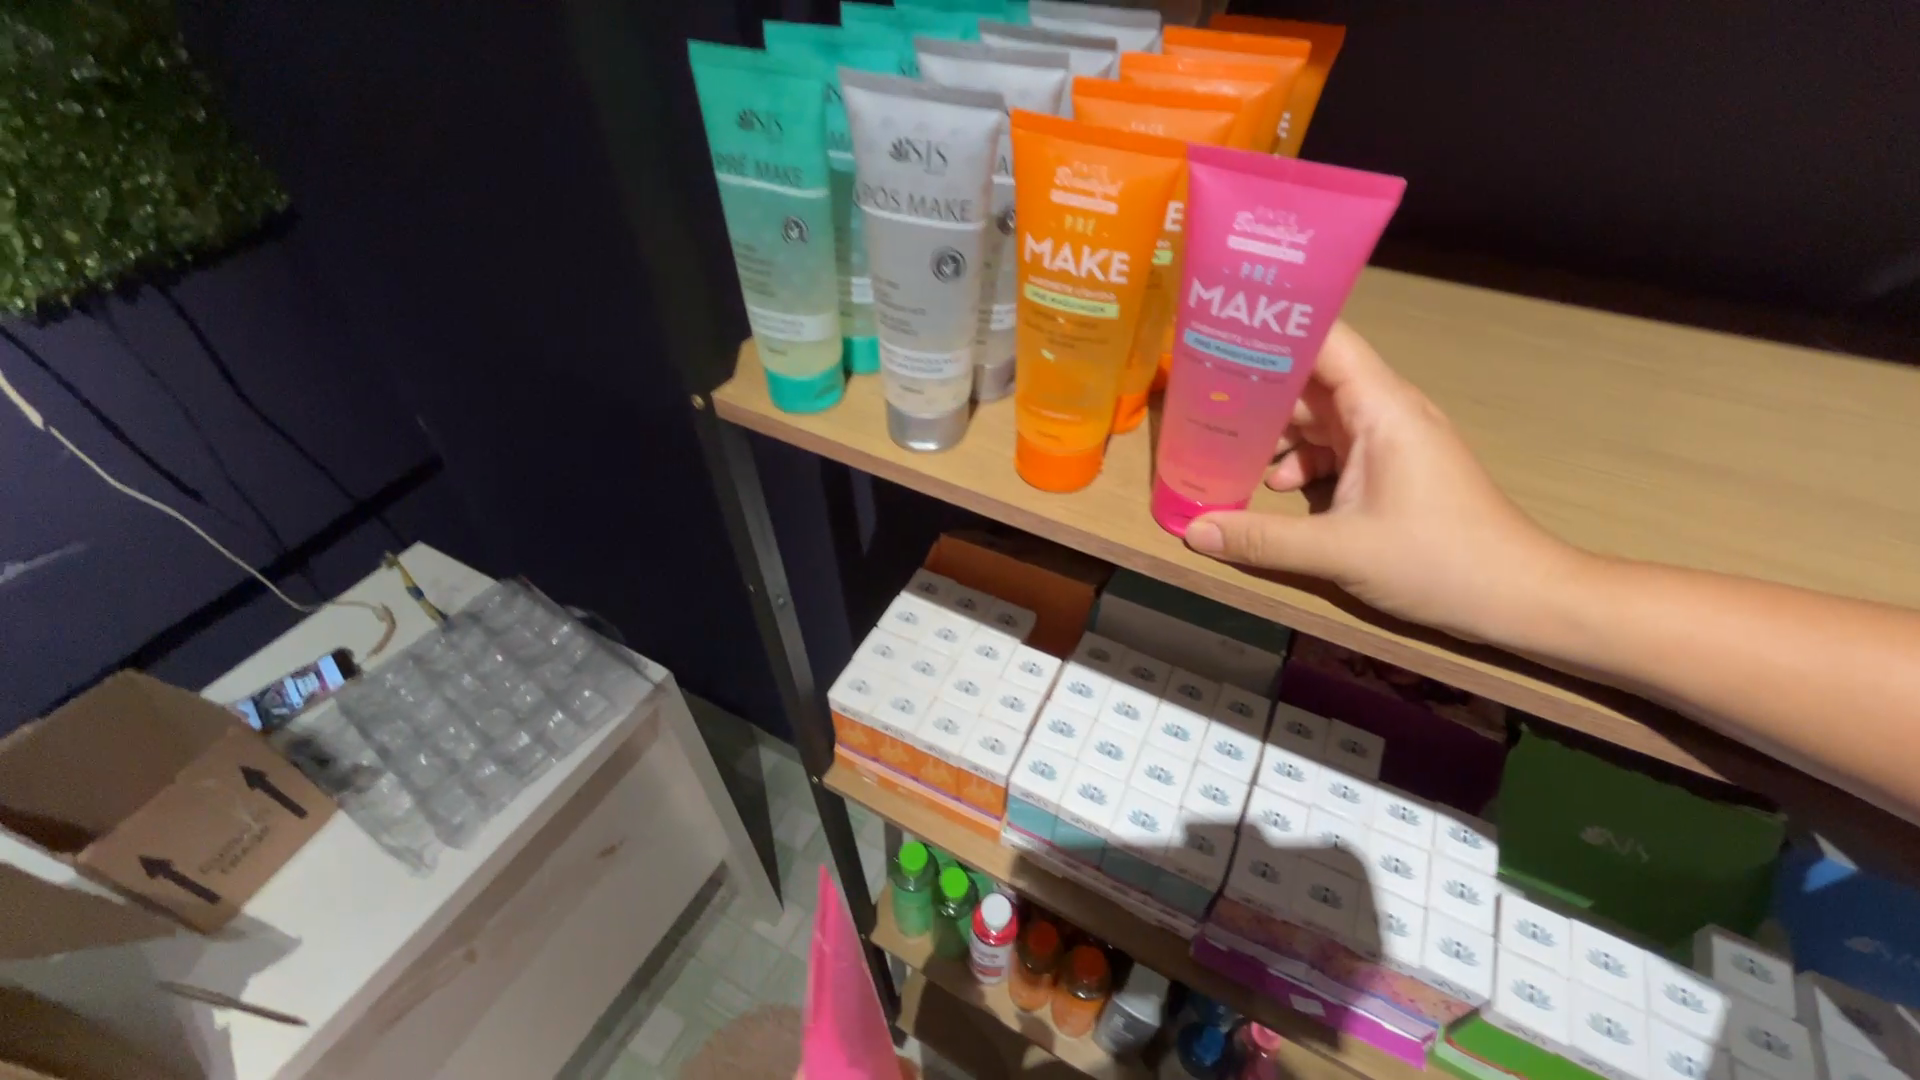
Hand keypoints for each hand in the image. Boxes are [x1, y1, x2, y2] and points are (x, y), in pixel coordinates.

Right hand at [1182, 322, 1585, 643]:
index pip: (1324, 341)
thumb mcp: (1339, 551)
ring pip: (1318, 417)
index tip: (1218, 334)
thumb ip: (1261, 539)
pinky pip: (1333, 449)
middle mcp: (1384, 411)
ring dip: (1275, 432)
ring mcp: (1389, 440)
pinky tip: (1276, 489)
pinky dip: (1300, 462)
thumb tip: (1192, 531)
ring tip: (1226, 448)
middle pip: (1310, 380)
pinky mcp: (1389, 469)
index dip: (1272, 331)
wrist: (1518, 597)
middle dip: (1257, 388)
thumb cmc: (1439, 559)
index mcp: (1381, 408)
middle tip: (1201, 399)